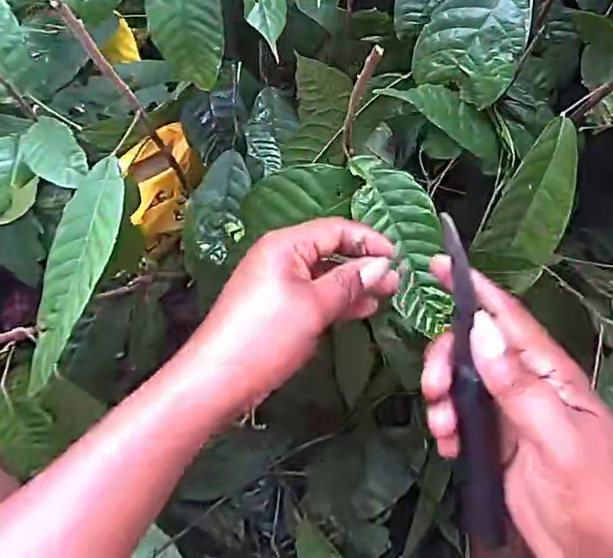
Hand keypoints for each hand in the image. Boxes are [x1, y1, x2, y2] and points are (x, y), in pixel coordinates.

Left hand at [181, 219, 399, 414]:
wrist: (213, 383)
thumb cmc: (265, 337)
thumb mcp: (314, 307)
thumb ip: (350, 282)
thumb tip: (383, 265)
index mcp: (286, 244)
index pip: (337, 229)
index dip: (369, 240)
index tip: (399, 257)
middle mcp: (280, 255)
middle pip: (330, 249)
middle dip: (364, 264)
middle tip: (396, 281)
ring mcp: (276, 281)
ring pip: (323, 274)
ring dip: (352, 284)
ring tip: (384, 297)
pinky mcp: (274, 305)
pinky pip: (312, 292)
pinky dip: (334, 299)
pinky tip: (358, 310)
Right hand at [421, 259, 612, 557]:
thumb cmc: (596, 498)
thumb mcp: (558, 441)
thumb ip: (519, 386)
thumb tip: (481, 328)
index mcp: (550, 372)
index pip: (508, 316)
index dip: (474, 287)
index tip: (438, 263)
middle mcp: (530, 383)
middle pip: (476, 347)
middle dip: (447, 358)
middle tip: (433, 387)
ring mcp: (515, 413)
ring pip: (465, 381)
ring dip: (444, 394)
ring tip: (442, 428)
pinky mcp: (502, 443)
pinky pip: (465, 417)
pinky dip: (449, 424)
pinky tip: (448, 445)